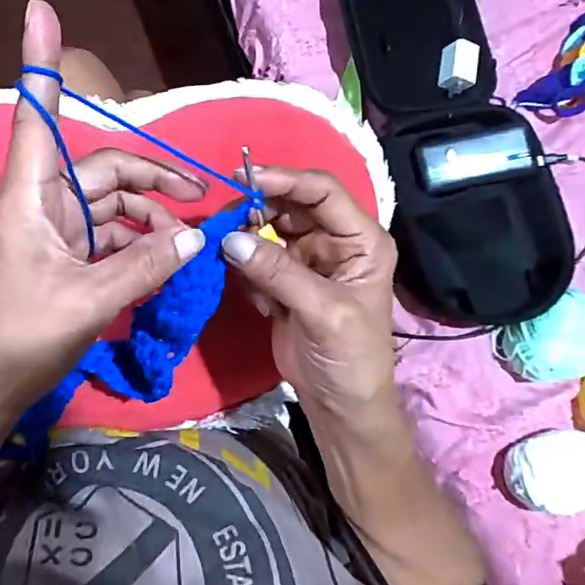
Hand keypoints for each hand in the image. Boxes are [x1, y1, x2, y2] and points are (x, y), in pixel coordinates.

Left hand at [0, 0, 208, 414]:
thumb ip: (147, 265)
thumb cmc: (27, 337)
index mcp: (30, 200)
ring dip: (149, 214)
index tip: (39, 10)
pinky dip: (138, 238)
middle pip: (102, 169)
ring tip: (186, 240)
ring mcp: (55, 230)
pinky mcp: (66, 254)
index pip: (35, 117)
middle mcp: (42, 204)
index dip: (39, 64)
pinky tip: (164, 254)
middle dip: (151, 177)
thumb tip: (195, 235)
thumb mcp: (92, 300)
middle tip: (199, 195)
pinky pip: (110, 231)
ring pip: (111, 201)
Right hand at [216, 166, 398, 424]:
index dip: (286, 179)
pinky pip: (256, 256)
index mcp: (361, 240)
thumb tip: (230, 239)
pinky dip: (245, 266)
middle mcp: (335, 241)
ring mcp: (307, 259)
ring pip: (268, 228)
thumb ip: (279, 273)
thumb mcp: (323, 312)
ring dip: (246, 237)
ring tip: (228, 252)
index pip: (323, 192)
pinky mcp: (284, 280)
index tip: (243, 178)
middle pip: (291, 204)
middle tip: (223, 219)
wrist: (340, 406)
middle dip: (257, 207)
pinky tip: (256, 296)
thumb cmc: (350, 357)